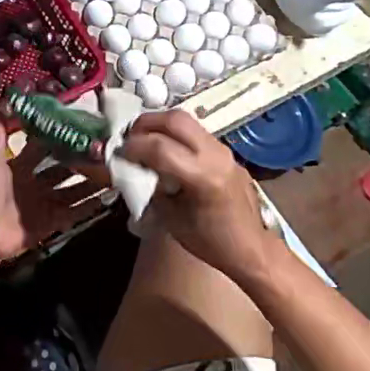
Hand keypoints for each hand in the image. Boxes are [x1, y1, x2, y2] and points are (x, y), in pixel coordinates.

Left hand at [0, 124, 101, 264]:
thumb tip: (0, 106)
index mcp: (19, 167)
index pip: (41, 149)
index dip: (56, 139)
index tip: (76, 127)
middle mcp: (33, 183)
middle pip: (61, 170)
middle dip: (79, 161)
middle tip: (102, 150)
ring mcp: (44, 204)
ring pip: (72, 190)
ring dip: (90, 183)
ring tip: (113, 172)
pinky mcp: (52, 223)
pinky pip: (74, 212)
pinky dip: (90, 206)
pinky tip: (109, 198)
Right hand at [118, 110, 283, 285]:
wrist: (253, 250)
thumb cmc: (209, 241)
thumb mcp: (168, 216)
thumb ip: (148, 185)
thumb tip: (127, 167)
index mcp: (203, 177)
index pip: (159, 147)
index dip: (132, 147)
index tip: (117, 154)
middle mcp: (216, 156)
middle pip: (174, 120)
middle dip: (144, 124)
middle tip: (129, 138)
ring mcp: (224, 151)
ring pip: (185, 120)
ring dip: (158, 126)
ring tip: (143, 142)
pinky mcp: (226, 152)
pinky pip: (194, 132)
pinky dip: (173, 134)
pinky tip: (164, 151)